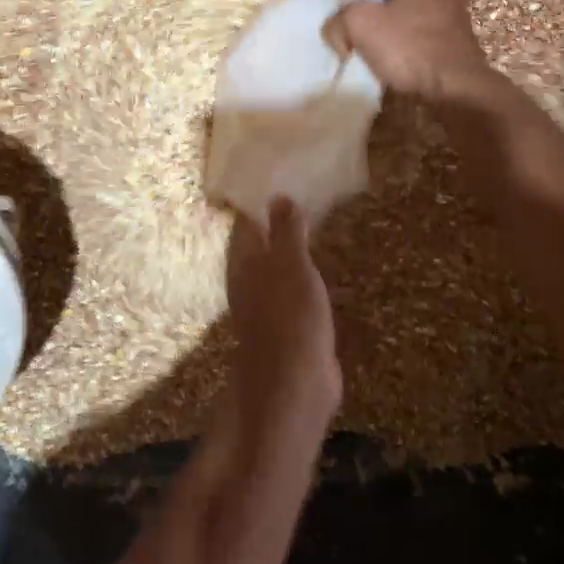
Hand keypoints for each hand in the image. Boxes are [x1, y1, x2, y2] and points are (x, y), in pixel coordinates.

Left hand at [226, 200, 341, 425]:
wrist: (294, 385)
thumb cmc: (289, 317)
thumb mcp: (290, 266)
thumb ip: (286, 232)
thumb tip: (279, 196)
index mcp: (243, 263)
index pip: (247, 222)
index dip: (259, 201)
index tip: (277, 177)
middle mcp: (249, 281)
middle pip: (259, 245)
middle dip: (275, 224)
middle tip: (300, 196)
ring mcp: (267, 307)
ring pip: (276, 268)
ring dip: (290, 250)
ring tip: (312, 227)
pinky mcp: (288, 328)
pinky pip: (294, 292)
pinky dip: (304, 277)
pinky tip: (320, 272)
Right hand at [330, 0, 489, 96]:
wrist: (458, 89)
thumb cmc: (409, 47)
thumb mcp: (360, 24)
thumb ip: (338, 18)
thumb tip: (337, 30)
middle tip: (343, 14)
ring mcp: (447, 10)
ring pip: (400, 1)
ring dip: (376, 16)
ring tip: (360, 38)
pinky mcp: (450, 36)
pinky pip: (412, 23)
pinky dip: (394, 33)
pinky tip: (385, 55)